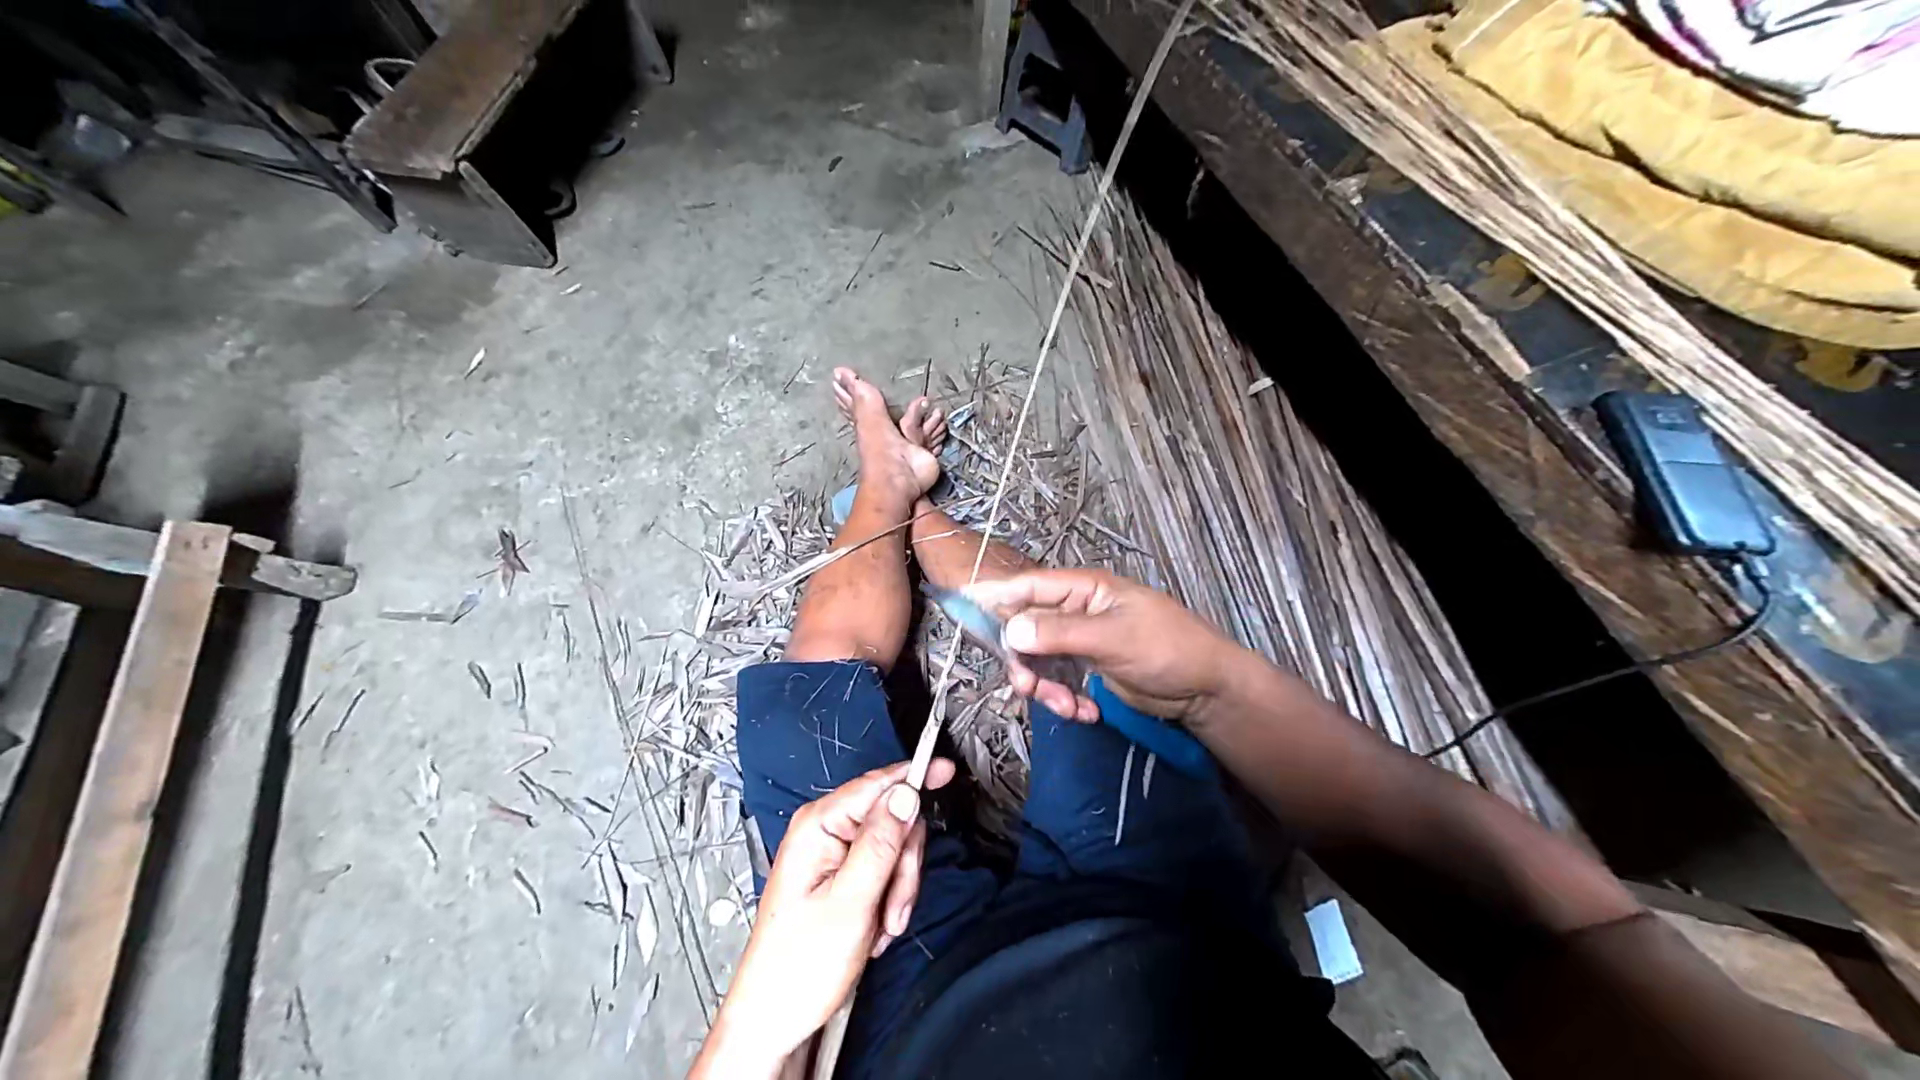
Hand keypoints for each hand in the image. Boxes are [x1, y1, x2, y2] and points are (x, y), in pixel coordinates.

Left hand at [694, 759, 956, 1076]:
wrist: (777, 1016)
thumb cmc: (798, 967)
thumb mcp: (849, 904)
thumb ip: (881, 844)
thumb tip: (905, 793)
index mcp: (818, 826)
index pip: (876, 784)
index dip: (915, 776)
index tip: (946, 771)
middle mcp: (824, 830)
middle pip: (892, 817)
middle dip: (903, 864)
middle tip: (894, 903)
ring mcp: (833, 851)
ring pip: (894, 846)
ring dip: (898, 888)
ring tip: (881, 923)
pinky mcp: (842, 871)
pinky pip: (885, 867)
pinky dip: (890, 897)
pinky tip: (875, 924)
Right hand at [964, 568, 1250, 725]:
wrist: (1206, 691)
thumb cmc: (1169, 648)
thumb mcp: (1115, 637)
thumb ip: (1061, 633)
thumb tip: (1010, 629)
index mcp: (1083, 589)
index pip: (1028, 587)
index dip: (995, 598)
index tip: (966, 614)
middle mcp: (1075, 610)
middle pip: (1025, 628)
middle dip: (1024, 661)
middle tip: (1028, 687)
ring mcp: (1079, 641)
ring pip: (1038, 660)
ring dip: (1045, 686)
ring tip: (1068, 708)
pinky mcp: (1086, 669)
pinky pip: (1057, 681)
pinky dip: (1063, 699)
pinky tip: (1085, 712)